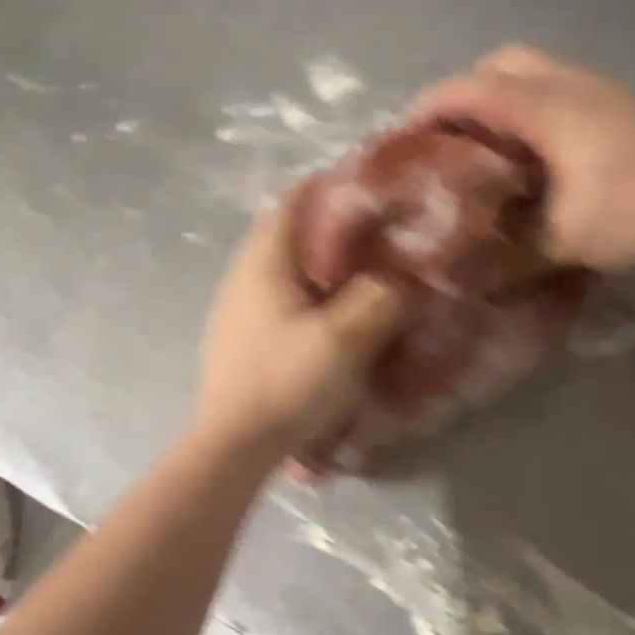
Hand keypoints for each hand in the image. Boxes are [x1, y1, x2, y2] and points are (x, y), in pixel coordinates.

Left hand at [194, 204, 404, 458]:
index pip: (296, 199)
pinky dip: (312, 302)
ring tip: (368, 283)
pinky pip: (283, 305)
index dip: (336, 188)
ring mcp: (237, 312)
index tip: (379, 194)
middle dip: (336, 234)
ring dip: (325, 273)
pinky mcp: (243, 343)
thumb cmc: (285, 384)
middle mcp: (243, 276)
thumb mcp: (345, 339)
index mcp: (263, 260)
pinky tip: (337, 324)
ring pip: (288, 274)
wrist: (234, 447)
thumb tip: (399, 281)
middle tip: (384, 243)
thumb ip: (379, 299)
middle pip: (293, 236)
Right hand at [413, 47, 634, 269]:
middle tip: (449, 136)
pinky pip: (566, 92)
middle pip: (507, 64)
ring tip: (490, 148)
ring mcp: (607, 94)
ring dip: (507, 101)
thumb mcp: (561, 240)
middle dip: (469, 92)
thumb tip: (472, 266)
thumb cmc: (632, 218)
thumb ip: (511, 247)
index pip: (477, 90)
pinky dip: (538, 111)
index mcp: (551, 110)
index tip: (403, 133)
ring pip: (541, 74)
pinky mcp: (627, 110)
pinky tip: (539, 157)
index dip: (434, 106)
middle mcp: (575, 87)